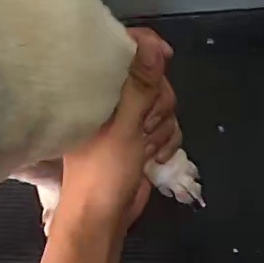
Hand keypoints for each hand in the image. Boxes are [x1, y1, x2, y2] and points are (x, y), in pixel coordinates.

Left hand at [56, 29, 178, 237]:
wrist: (102, 218)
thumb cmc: (102, 172)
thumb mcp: (123, 126)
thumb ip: (139, 85)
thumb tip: (152, 44)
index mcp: (96, 89)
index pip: (125, 49)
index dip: (148, 48)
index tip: (165, 57)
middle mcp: (112, 100)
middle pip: (154, 79)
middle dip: (158, 103)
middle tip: (144, 124)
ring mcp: (128, 120)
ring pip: (164, 105)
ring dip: (162, 128)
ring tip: (145, 147)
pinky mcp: (140, 138)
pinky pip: (167, 126)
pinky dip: (165, 142)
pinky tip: (154, 158)